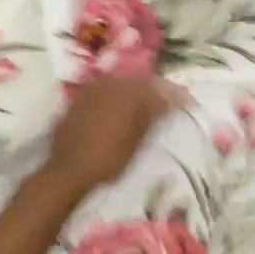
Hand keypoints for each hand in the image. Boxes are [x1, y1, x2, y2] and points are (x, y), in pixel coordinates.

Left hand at [43, 76, 184, 192]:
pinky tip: (123, 110)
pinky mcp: (79, 100)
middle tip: (171, 103)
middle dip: (157, 91)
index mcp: (126, 92)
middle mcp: (109, 84)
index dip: (174, 93)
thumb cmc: (107, 159)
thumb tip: (171, 99)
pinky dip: (119, 99)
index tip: (187, 102)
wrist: (67, 171)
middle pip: (140, 82)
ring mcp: (91, 90)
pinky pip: (106, 92)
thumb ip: (153, 115)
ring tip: (149, 107)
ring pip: (122, 85)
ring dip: (138, 94)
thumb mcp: (137, 140)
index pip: (157, 86)